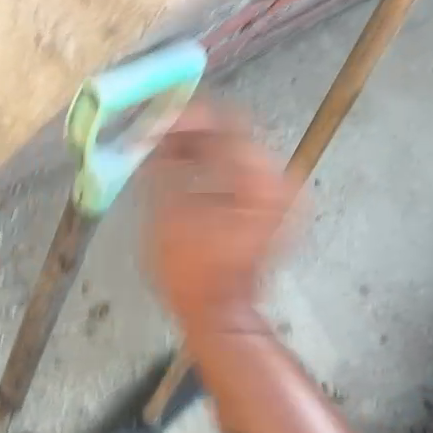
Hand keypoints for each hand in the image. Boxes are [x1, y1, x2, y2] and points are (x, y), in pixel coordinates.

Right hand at [142, 104, 302, 325]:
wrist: (217, 315)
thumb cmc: (191, 270)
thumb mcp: (167, 210)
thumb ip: (163, 160)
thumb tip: (154, 130)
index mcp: (258, 178)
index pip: (225, 122)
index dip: (186, 117)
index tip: (155, 124)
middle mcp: (278, 180)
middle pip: (232, 133)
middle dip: (190, 132)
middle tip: (155, 137)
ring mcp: (278, 195)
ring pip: (234, 150)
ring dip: (198, 148)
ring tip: (164, 154)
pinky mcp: (271, 207)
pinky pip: (240, 170)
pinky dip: (212, 166)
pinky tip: (183, 172)